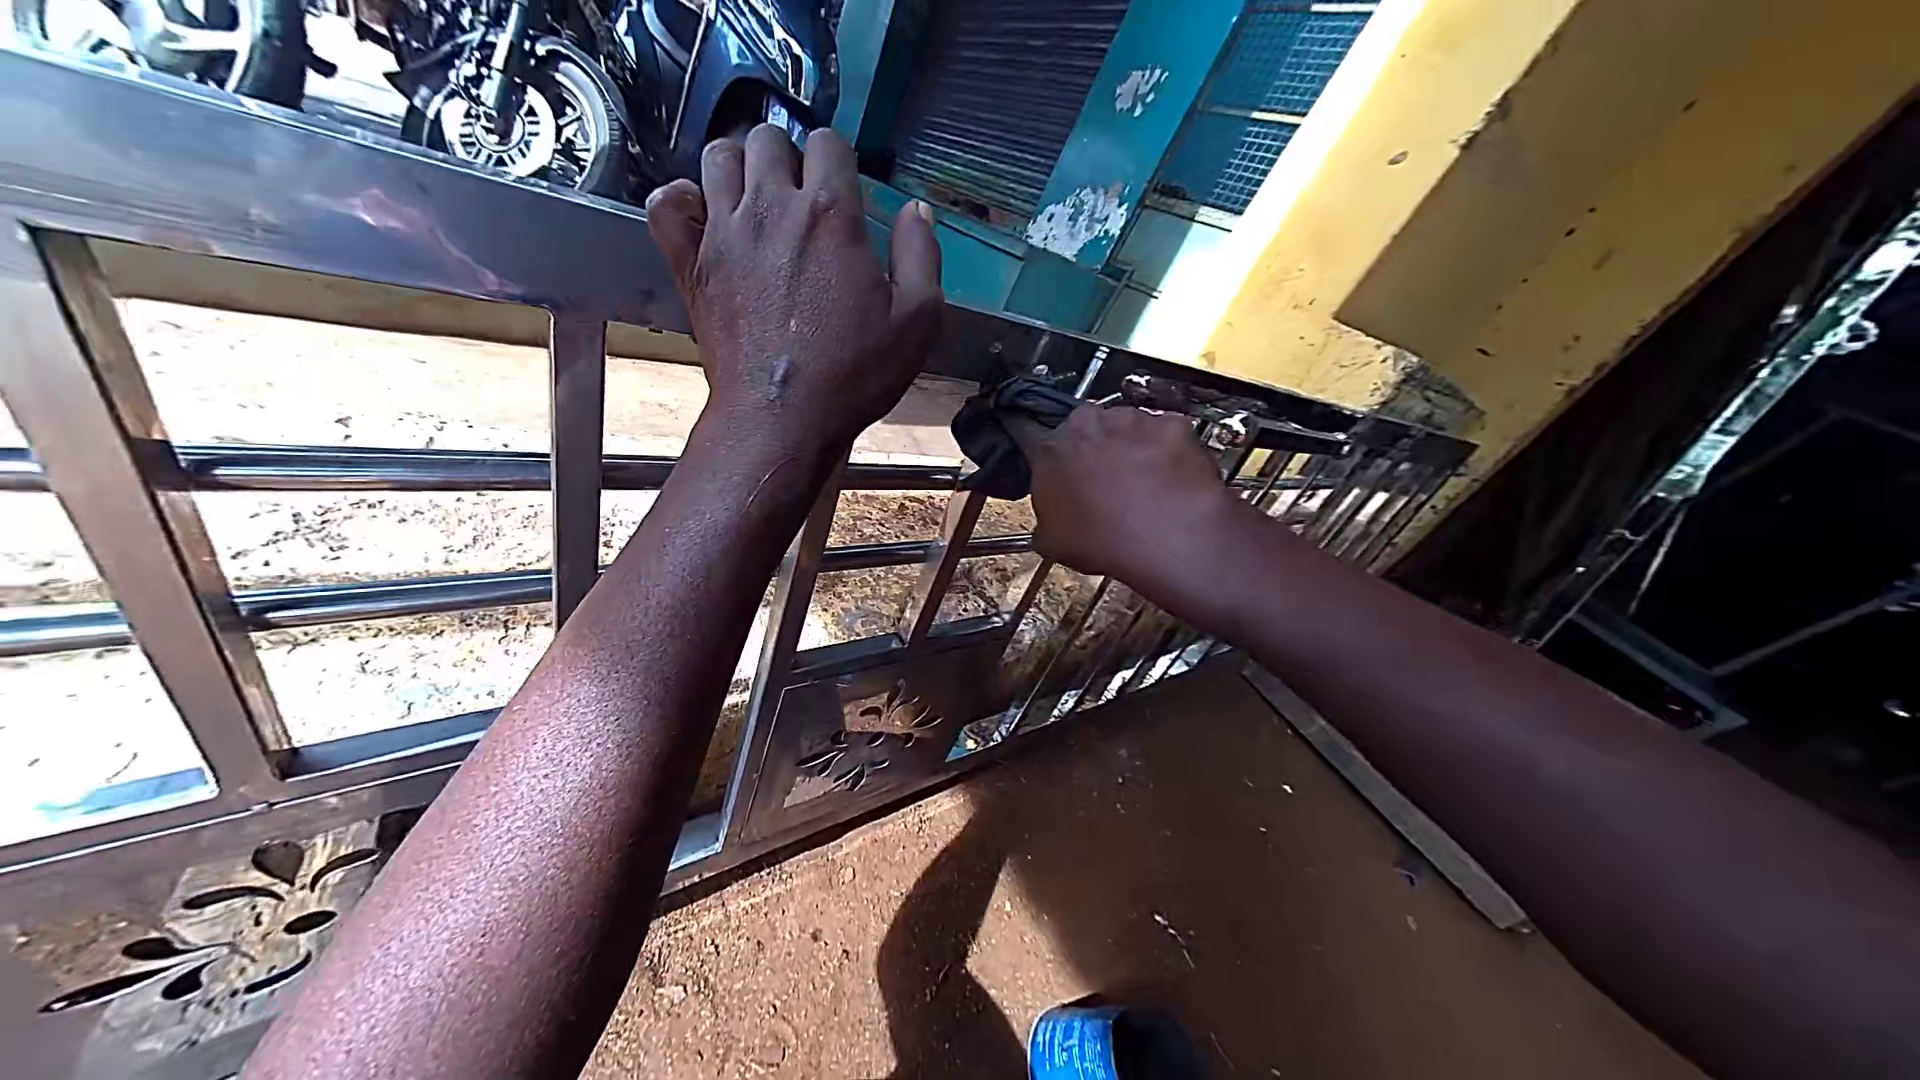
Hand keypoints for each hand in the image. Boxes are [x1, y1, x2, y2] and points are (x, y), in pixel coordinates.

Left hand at [645, 126, 943, 449]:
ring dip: (742, 168)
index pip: (830, 144)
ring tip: (759, 202)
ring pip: (719, 156)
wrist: (783, 419)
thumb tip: (916, 212)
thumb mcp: (918, 322)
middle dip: (791, 158)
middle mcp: (770, 209)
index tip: (845, 192)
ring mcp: (723, 234)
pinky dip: (682, 200)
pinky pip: (667, 203)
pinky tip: (706, 218)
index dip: (841, 162)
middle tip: (804, 198)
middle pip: (770, 138)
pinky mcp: (691, 264)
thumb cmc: (852, 376)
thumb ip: (921, 256)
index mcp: (830, 216)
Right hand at [1014, 405, 1239, 581]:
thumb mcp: (1052, 543)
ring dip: (1127, 446)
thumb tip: (1048, 524)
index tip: (1035, 442)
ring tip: (1139, 483)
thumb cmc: (1104, 541)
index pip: (1025, 429)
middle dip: (1087, 446)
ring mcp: (1131, 420)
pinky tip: (1168, 476)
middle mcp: (1087, 424)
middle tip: (1099, 479)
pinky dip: (1165, 448)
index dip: (1028, 435)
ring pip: (1124, 426)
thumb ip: (1043, 520)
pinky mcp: (1172, 423)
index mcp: (1050, 450)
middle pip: (1081, 426)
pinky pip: (1165, 431)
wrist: (1167, 538)